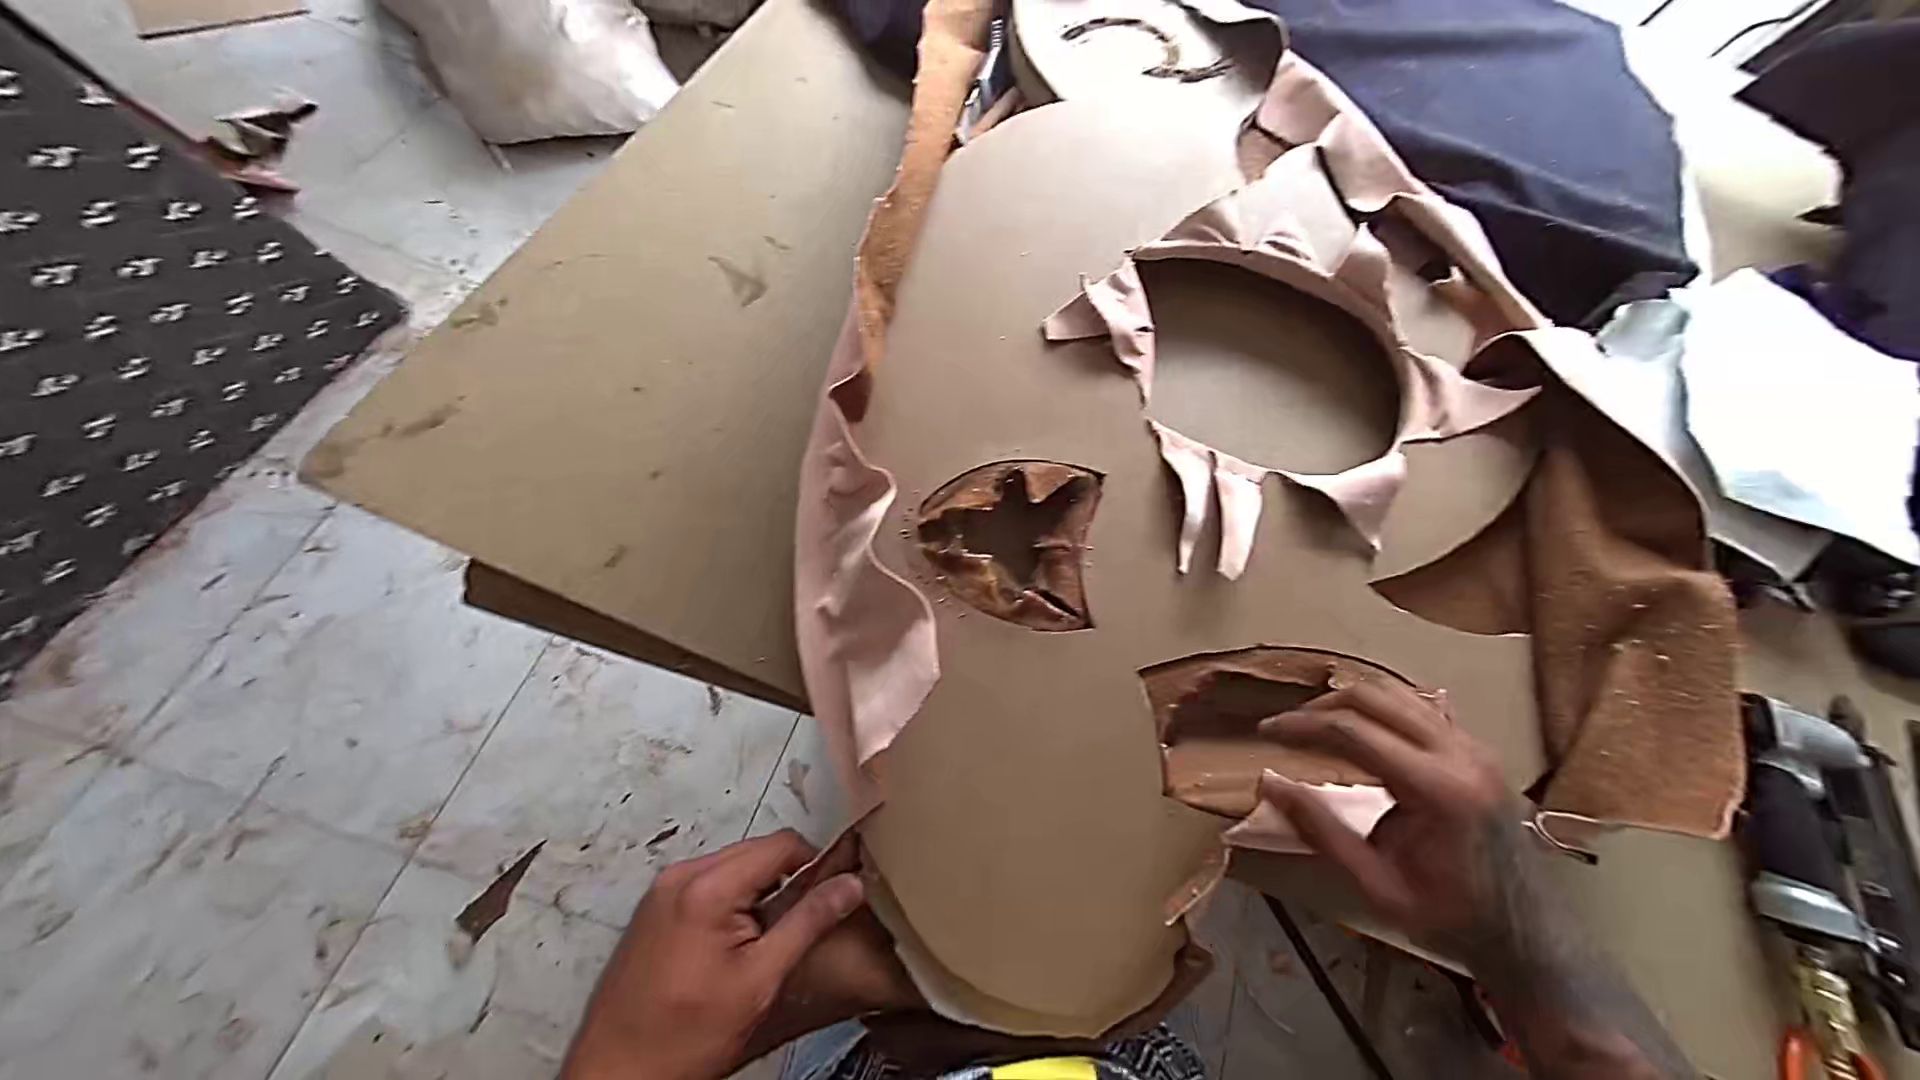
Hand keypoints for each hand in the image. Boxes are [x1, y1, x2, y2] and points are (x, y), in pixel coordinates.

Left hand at [562, 830, 879, 1079]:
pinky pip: (709, 880)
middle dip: (784, 878)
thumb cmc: (687, 1037)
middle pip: (757, 850)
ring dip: (758, 888)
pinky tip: (731, 942)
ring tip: (762, 940)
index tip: (825, 898)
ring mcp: (663, 887)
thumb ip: (809, 922)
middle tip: (794, 926)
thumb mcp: (760, 981)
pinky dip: (731, 898)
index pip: (782, 844)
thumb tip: (852, 883)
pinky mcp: (654, 904)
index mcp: (708, 886)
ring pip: (734, 863)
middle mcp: (682, 873)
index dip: (813, 864)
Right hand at [1261, 680, 1693, 1078]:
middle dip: (1319, 707)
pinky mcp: (1476, 750)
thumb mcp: (1375, 884)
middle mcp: (1460, 756)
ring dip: (1348, 701)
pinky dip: (1379, 705)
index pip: (1351, 731)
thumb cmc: (1451, 917)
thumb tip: (1269, 782)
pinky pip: (1418, 706)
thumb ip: (1320, 830)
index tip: (1266, 732)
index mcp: (1437, 789)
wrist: (1531, 938)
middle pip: (1371, 698)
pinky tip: (1359, 724)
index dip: (1300, 725)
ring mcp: (1474, 748)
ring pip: (1396, 692)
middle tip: (1287, 728)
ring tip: (1315, 723)